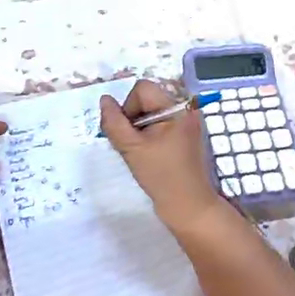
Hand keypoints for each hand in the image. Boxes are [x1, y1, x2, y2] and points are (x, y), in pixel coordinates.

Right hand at [99, 81, 228, 234]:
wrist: (189, 206)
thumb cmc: (161, 176)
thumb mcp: (131, 148)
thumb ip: (114, 122)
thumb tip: (105, 100)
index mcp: (177, 107)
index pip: (142, 89)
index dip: (129, 107)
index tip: (130, 134)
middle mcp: (186, 108)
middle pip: (147, 98)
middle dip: (134, 118)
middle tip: (133, 144)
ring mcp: (188, 121)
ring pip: (152, 111)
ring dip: (140, 127)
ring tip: (142, 151)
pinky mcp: (186, 134)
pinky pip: (161, 122)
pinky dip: (150, 133)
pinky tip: (150, 153)